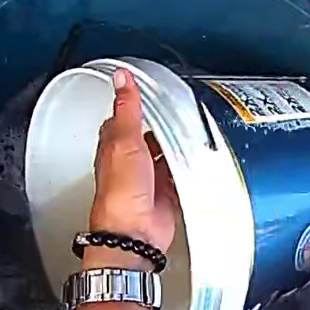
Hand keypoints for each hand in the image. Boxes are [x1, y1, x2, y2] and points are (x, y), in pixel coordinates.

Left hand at [90, 69, 179, 252]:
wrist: (135, 231)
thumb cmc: (122, 193)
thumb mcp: (125, 141)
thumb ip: (127, 109)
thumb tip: (121, 78)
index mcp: (114, 147)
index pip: (122, 118)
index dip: (132, 103)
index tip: (144, 88)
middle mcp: (130, 162)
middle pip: (146, 136)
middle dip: (160, 124)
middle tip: (175, 108)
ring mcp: (148, 178)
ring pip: (164, 154)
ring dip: (176, 145)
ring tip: (191, 131)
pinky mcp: (165, 193)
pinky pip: (178, 175)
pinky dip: (187, 167)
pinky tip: (195, 160)